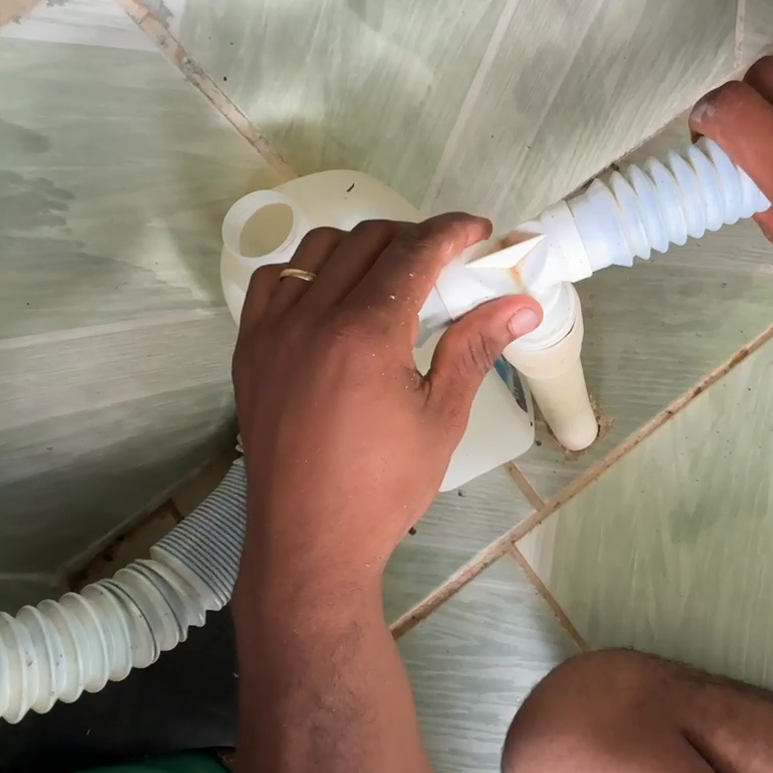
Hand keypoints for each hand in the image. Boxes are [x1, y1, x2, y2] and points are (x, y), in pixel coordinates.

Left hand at [230, 214, 540, 604]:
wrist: (309, 542)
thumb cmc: (385, 487)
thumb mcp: (442, 417)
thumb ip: (476, 349)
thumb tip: (523, 306)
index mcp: (367, 334)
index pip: (414, 253)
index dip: (451, 231)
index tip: (478, 230)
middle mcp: (313, 318)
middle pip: (368, 240)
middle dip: (414, 236)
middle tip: (446, 259)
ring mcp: (273, 331)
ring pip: (317, 250)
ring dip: (361, 247)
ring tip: (391, 274)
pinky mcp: (250, 350)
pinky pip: (274, 281)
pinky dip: (309, 271)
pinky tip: (332, 297)